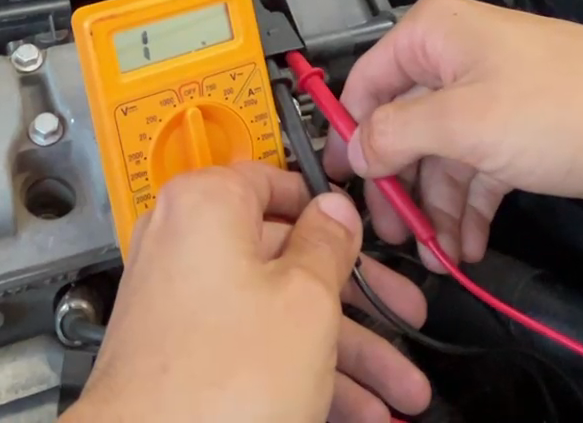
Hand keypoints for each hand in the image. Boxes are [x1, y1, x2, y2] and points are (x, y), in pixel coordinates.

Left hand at [66, 162, 431, 422]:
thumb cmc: (220, 379)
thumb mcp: (305, 300)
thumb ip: (328, 245)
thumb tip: (335, 209)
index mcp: (206, 203)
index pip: (276, 182)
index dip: (328, 211)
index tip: (365, 237)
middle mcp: (184, 239)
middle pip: (285, 254)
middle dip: (355, 299)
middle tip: (404, 316)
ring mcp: (178, 295)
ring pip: (274, 305)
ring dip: (342, 347)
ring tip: (398, 391)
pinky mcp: (179, 346)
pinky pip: (248, 339)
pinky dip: (297, 363)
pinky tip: (354, 407)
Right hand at [326, 0, 582, 268]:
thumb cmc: (571, 109)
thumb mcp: (464, 124)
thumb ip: (396, 135)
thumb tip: (355, 149)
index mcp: (434, 33)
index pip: (368, 82)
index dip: (352, 134)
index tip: (344, 183)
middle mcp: (457, 56)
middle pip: (404, 123)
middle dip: (399, 182)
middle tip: (393, 232)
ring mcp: (491, 93)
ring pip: (442, 152)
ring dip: (436, 205)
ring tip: (437, 255)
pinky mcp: (521, 127)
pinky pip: (477, 167)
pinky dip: (469, 205)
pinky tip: (466, 244)